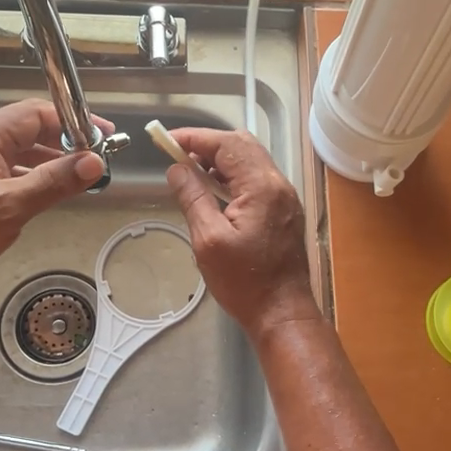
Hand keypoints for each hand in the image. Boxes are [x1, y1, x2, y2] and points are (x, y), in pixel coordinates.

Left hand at [0, 99, 107, 293]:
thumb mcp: (9, 209)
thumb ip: (54, 183)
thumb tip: (95, 162)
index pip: (36, 114)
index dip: (73, 123)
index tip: (104, 138)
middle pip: (27, 129)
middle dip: (64, 144)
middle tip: (97, 162)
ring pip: (17, 151)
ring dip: (48, 162)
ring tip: (79, 181)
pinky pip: (3, 169)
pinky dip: (29, 176)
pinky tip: (45, 194)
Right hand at [165, 128, 319, 331]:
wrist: (282, 312)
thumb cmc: (244, 282)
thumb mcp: (208, 240)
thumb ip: (193, 198)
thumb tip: (177, 170)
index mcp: (262, 187)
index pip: (227, 144)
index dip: (195, 138)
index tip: (166, 140)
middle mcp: (278, 184)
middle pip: (242, 145)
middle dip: (208, 145)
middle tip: (177, 155)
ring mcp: (285, 197)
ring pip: (251, 160)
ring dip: (221, 160)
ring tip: (190, 172)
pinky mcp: (284, 211)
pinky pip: (257, 179)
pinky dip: (234, 175)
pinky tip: (213, 190)